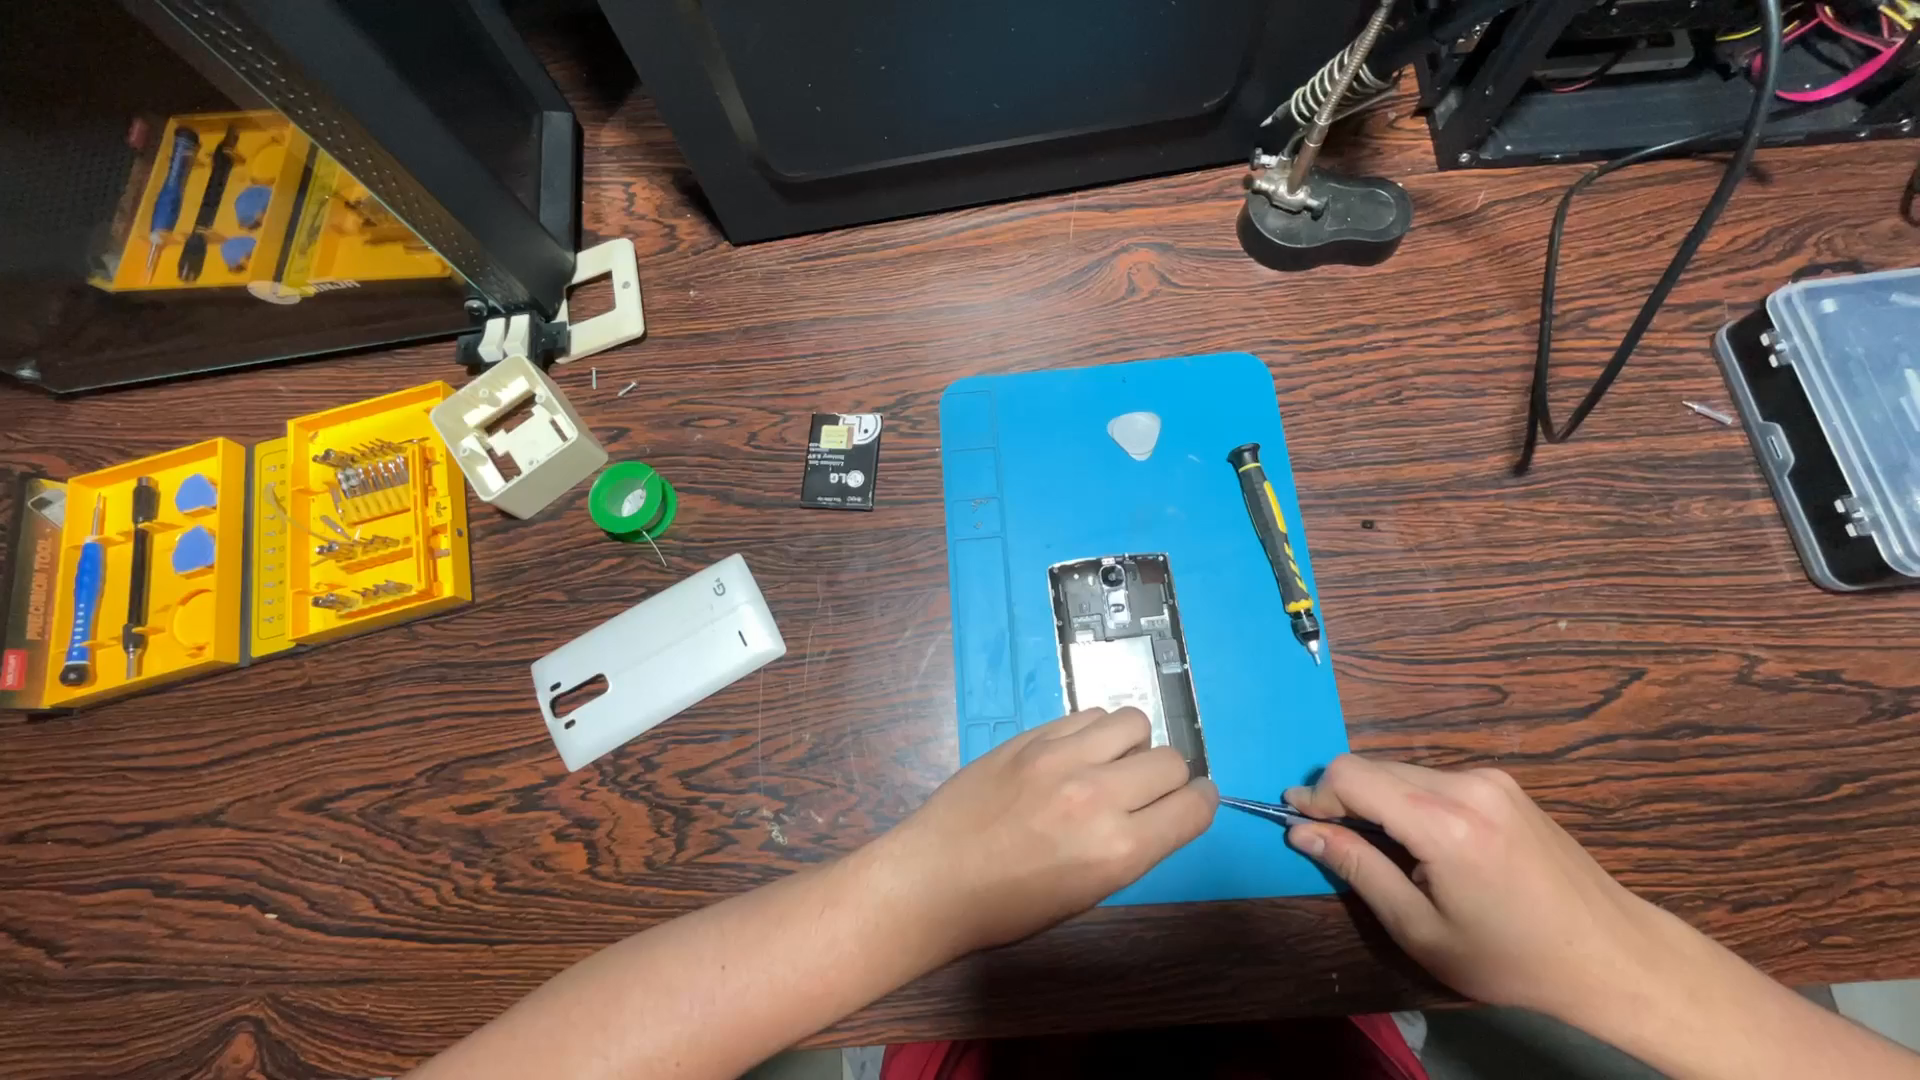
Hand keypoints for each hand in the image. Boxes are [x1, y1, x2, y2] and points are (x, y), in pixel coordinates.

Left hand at [878, 708, 1216, 955]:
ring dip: (1133, 743)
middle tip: (1145, 788)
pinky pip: (1086, 714)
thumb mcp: (1087, 893)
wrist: (936, 878)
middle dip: (1170, 775)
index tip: (1192, 800)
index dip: (1200, 802)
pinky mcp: (1031, 737)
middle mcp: (1099, 796)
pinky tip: (1075, 751)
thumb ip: (1129, 846)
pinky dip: (1094, 730)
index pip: (1194, 806)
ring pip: (1132, 721)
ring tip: (1109, 762)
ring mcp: (1061, 758)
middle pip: (1170, 758)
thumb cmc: (1011, 906)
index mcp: (1119, 851)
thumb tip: (1154, 809)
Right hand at [1284, 755, 1670, 1021]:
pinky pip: (1430, 777)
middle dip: (1342, 798)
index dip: (1316, 795)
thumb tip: (1301, 831)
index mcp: (1445, 823)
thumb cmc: (1512, 958)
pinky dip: (1406, 798)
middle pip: (1371, 767)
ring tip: (1381, 847)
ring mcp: (1489, 780)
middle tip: (1333, 839)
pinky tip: (1423, 841)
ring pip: (1399, 770)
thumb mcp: (1420, 928)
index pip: (1351, 775)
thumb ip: (1356, 868)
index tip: (1299, 821)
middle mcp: (1466, 785)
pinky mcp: (1503, 785)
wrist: (1617, 959)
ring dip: (1375, 798)